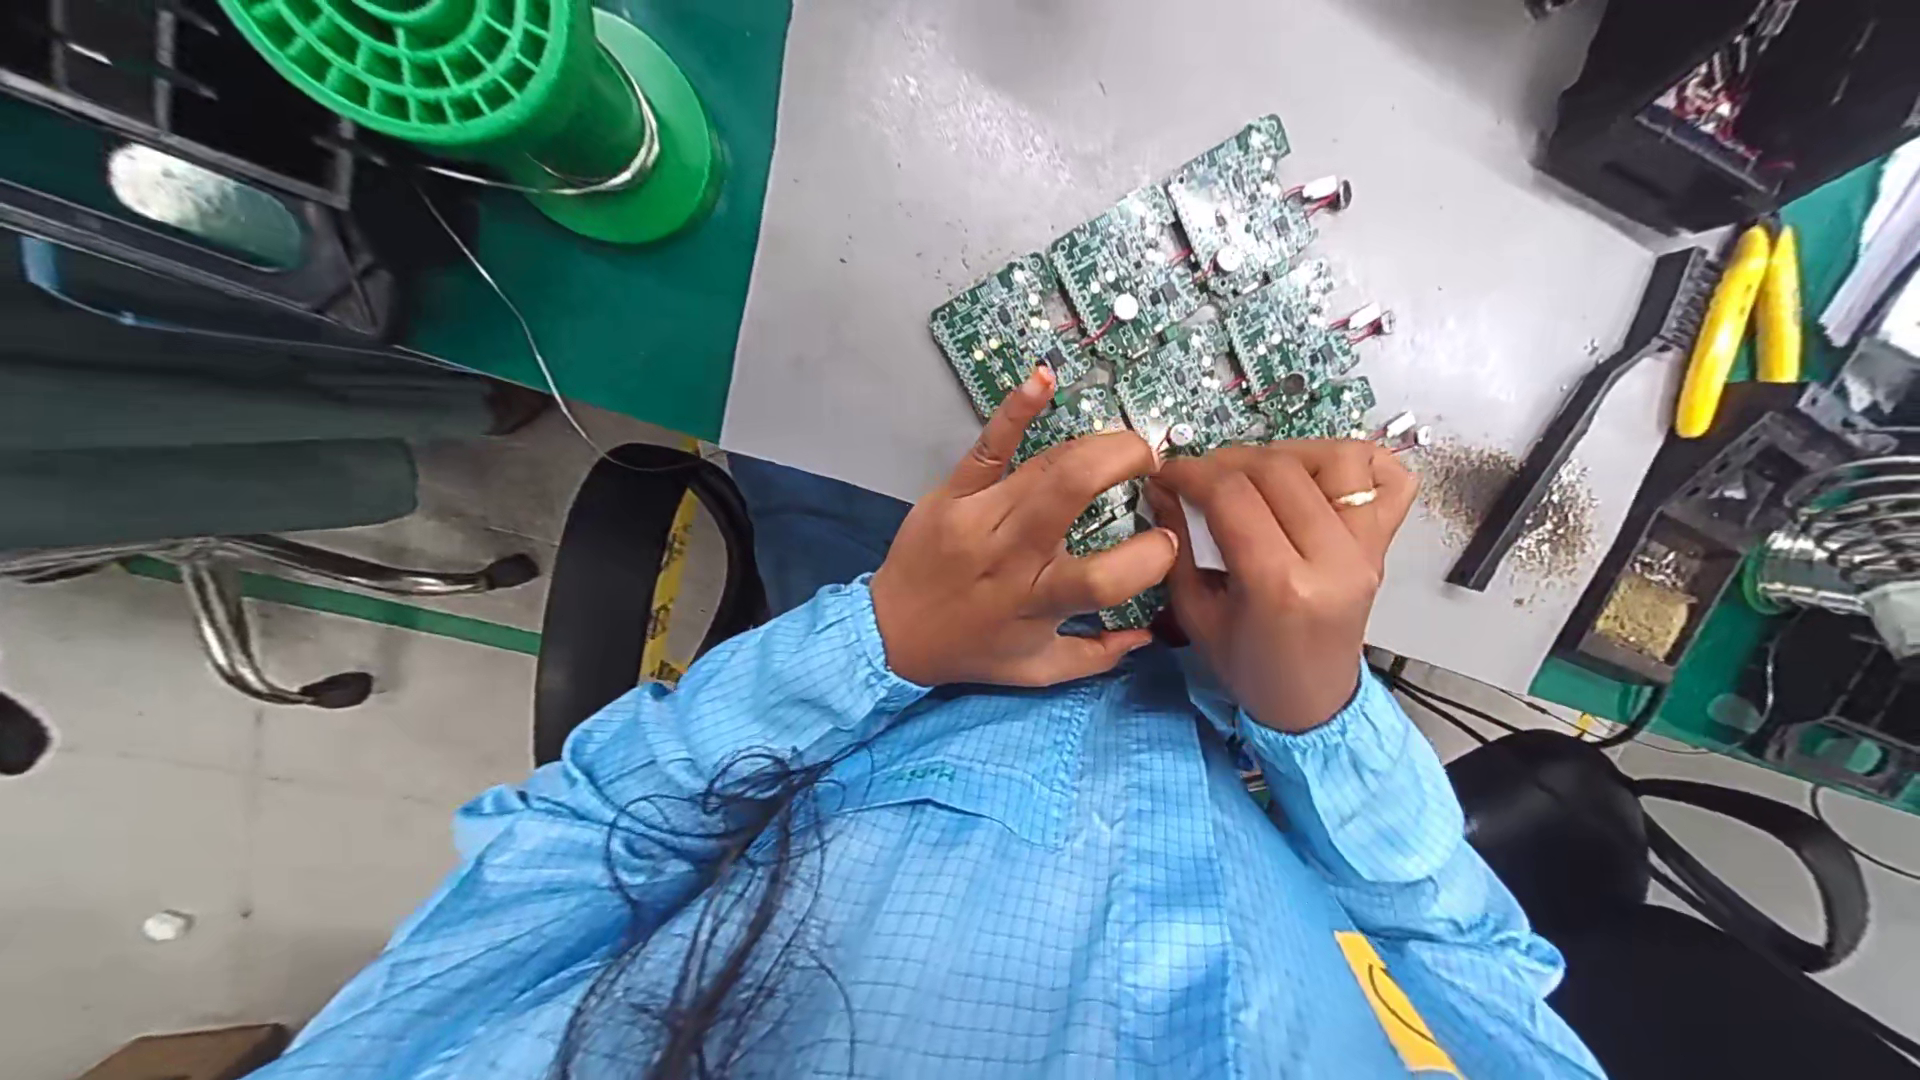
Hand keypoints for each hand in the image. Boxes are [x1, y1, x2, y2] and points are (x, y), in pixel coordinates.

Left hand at [870, 367, 1177, 686]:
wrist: (891, 632)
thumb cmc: (970, 650)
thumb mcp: (1036, 671)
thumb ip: (1096, 656)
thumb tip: (1148, 634)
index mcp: (1037, 602)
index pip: (1106, 578)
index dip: (1151, 556)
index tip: (1166, 541)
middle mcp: (1010, 555)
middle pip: (1072, 490)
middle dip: (1124, 461)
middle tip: (1149, 462)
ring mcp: (978, 517)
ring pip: (1042, 465)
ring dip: (1092, 443)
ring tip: (1121, 445)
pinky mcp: (952, 493)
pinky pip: (987, 446)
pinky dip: (1016, 410)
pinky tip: (1044, 378)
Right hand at [1148, 441, 1416, 732]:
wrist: (1310, 701)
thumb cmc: (1247, 666)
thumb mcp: (1195, 612)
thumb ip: (1178, 545)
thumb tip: (1163, 489)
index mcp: (1279, 585)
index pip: (1232, 496)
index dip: (1190, 473)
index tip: (1166, 473)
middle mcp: (1332, 559)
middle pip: (1277, 469)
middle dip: (1224, 460)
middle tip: (1198, 475)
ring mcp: (1367, 549)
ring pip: (1335, 459)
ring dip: (1283, 453)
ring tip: (1253, 473)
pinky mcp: (1383, 545)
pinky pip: (1388, 479)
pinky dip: (1353, 462)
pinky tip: (1314, 475)